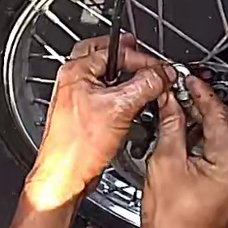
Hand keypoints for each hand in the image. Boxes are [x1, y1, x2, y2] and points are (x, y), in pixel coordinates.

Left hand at [27, 34, 174, 209]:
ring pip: (104, 76)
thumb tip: (162, 74)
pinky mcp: (84, 115)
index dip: (143, 58)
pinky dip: (120, 93)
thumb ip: (145, 85)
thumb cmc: (78, 146)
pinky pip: (104, 95)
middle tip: (146, 59)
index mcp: (76, 71)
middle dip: (127, 55)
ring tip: (144, 81)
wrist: (65, 176)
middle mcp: (73, 81)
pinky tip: (132, 103)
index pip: (115, 50)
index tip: (161, 69)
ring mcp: (77, 98)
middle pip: (103, 54)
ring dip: (125, 76)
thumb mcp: (120, 108)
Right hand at [141, 75, 227, 227]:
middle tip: (180, 90)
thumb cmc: (171, 227)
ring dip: (202, 122)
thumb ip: (171, 127)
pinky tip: (187, 133)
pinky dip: (205, 140)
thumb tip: (170, 102)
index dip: (201, 93)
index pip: (218, 116)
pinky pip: (222, 154)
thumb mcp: (164, 165)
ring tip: (179, 108)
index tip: (187, 80)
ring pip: (223, 138)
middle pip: (224, 125)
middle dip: (201, 106)